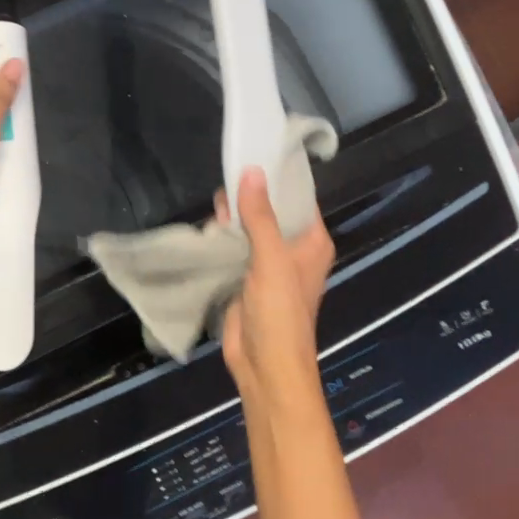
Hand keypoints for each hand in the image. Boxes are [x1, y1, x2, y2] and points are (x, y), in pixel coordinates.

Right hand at [218, 167, 334, 414]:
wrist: (265, 364)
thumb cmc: (279, 312)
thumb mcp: (271, 260)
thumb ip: (260, 217)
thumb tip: (251, 172)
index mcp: (312, 243)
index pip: (298, 200)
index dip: (278, 179)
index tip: (253, 154)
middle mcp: (293, 252)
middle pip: (271, 214)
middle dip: (249, 198)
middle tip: (224, 178)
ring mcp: (268, 268)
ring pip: (250, 232)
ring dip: (232, 221)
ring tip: (213, 203)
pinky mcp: (246, 282)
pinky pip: (234, 252)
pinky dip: (222, 241)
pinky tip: (206, 230)